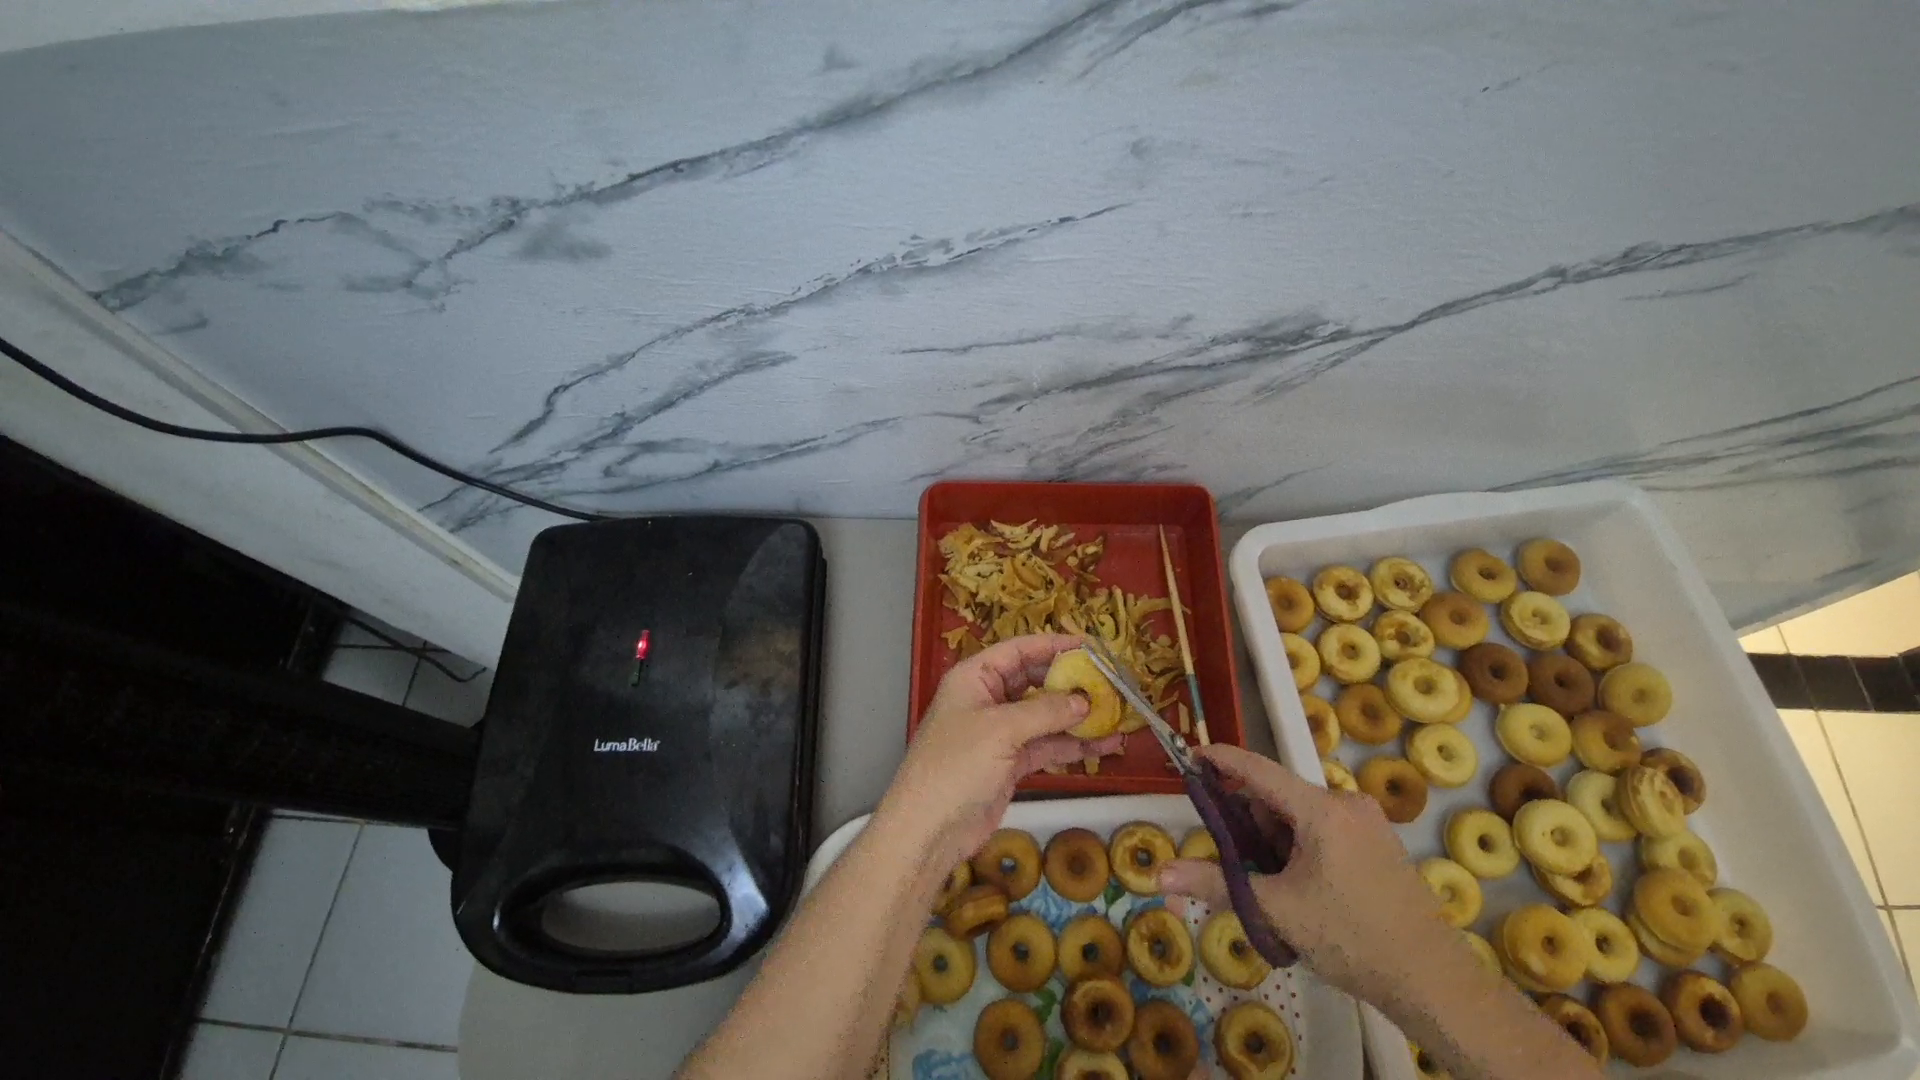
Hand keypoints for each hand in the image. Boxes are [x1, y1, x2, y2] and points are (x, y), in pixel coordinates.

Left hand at [875, 634, 1122, 873]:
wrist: (930, 829)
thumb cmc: (956, 766)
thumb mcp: (1001, 730)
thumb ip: (1045, 711)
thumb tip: (1084, 699)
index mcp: (975, 677)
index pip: (1019, 650)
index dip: (1054, 645)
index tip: (1093, 647)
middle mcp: (987, 699)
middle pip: (1035, 681)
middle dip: (1071, 683)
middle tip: (1111, 684)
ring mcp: (999, 733)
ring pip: (1045, 716)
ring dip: (1078, 717)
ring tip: (1117, 716)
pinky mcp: (1010, 763)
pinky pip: (1046, 745)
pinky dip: (1072, 745)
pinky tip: (1103, 745)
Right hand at [1159, 744, 1453, 1002]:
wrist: (1433, 982)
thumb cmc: (1351, 937)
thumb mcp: (1276, 909)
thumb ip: (1217, 884)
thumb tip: (1160, 873)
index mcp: (1322, 809)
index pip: (1258, 770)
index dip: (1221, 759)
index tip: (1189, 755)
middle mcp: (1346, 803)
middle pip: (1278, 798)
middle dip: (1250, 826)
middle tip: (1237, 865)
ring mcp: (1368, 822)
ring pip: (1300, 817)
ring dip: (1275, 842)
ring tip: (1273, 889)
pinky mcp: (1379, 843)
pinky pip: (1323, 831)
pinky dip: (1299, 849)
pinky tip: (1300, 889)